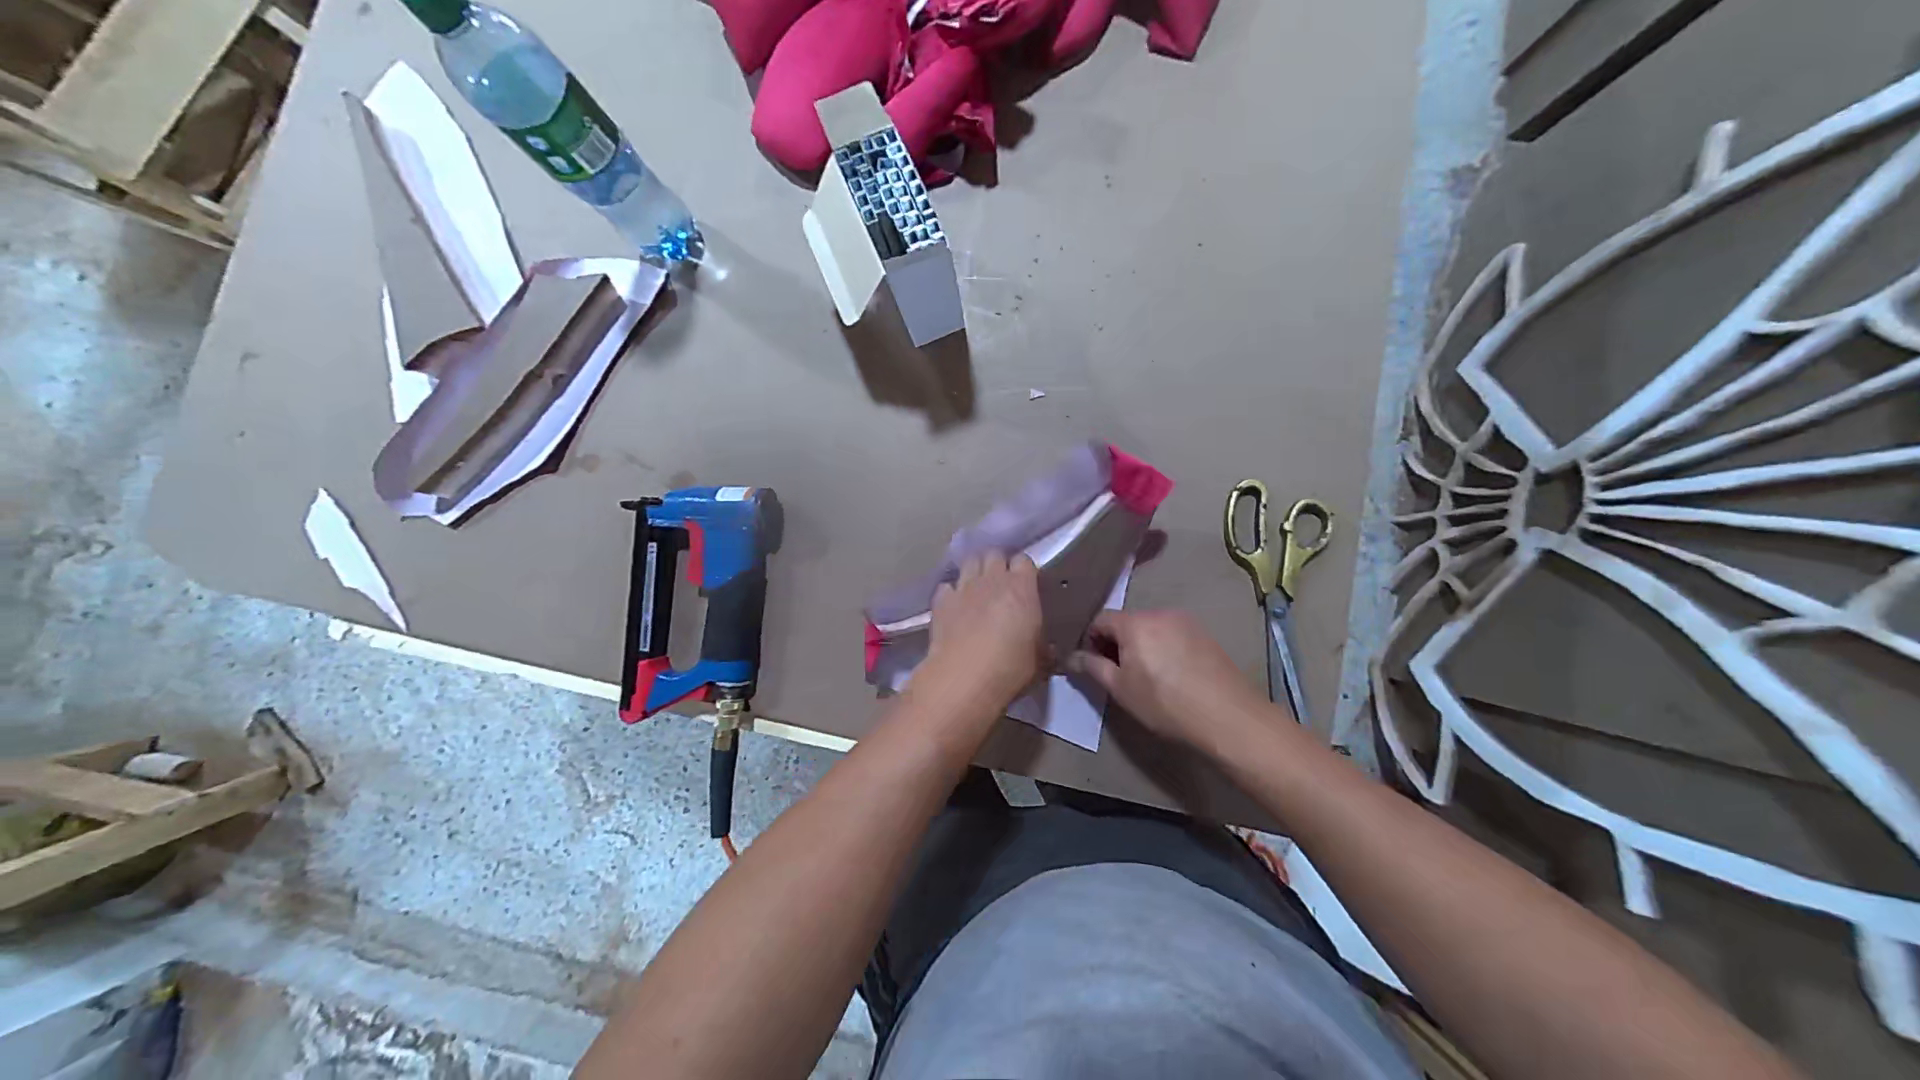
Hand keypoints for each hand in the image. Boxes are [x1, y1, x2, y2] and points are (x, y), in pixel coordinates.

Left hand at [912, 553, 1045, 719]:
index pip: (1024, 560)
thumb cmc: (1010, 668)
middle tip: (1002, 584)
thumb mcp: (1039, 661)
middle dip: (998, 564)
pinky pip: (947, 585)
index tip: (1026, 585)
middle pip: (994, 554)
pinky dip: (952, 591)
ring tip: (978, 587)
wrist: (963, 679)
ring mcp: (963, 588)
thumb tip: (1049, 649)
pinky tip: (955, 605)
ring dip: (975, 570)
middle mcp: (992, 579)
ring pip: (969, 561)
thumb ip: (1044, 647)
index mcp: (1021, 588)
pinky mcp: (941, 601)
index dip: (1024, 570)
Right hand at [1069, 609, 1275, 759]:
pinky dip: (1163, 648)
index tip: (1093, 664)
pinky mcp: (1205, 635)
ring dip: (1141, 645)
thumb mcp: (1120, 689)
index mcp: (1135, 623)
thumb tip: (1070, 656)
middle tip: (1118, 674)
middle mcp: (1160, 613)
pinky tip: (1171, 676)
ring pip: (1150, 628)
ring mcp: (1186, 622)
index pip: (1100, 619)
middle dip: (1116, 643)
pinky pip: (1172, 635)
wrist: (1228, 717)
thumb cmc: (1165, 704)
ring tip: (1147, 677)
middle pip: (1127, 622)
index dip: (1090, 640)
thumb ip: (1092, 667)